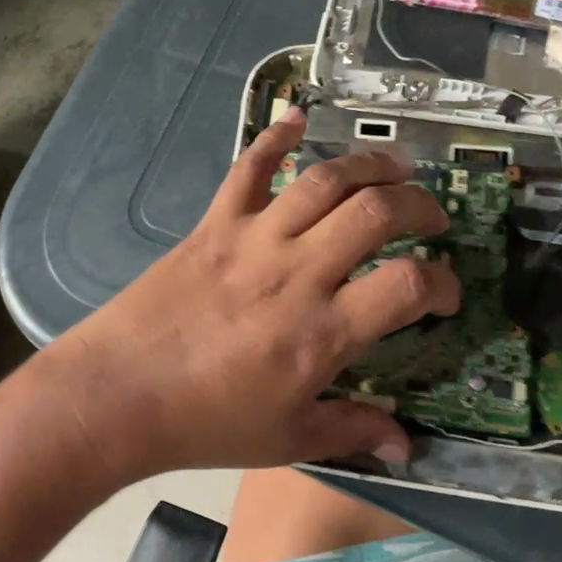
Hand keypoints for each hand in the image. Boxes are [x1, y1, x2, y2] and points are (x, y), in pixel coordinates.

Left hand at [39, 106, 459, 476]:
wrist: (117, 396)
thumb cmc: (205, 423)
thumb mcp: (287, 439)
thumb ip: (352, 431)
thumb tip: (406, 444)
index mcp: (323, 332)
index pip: (408, 286)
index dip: (442, 284)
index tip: (445, 294)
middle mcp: (298, 272)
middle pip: (377, 213)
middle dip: (419, 206)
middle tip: (432, 216)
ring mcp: (254, 239)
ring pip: (324, 181)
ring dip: (369, 165)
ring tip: (395, 166)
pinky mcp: (214, 223)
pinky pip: (250, 167)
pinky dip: (275, 136)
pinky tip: (297, 116)